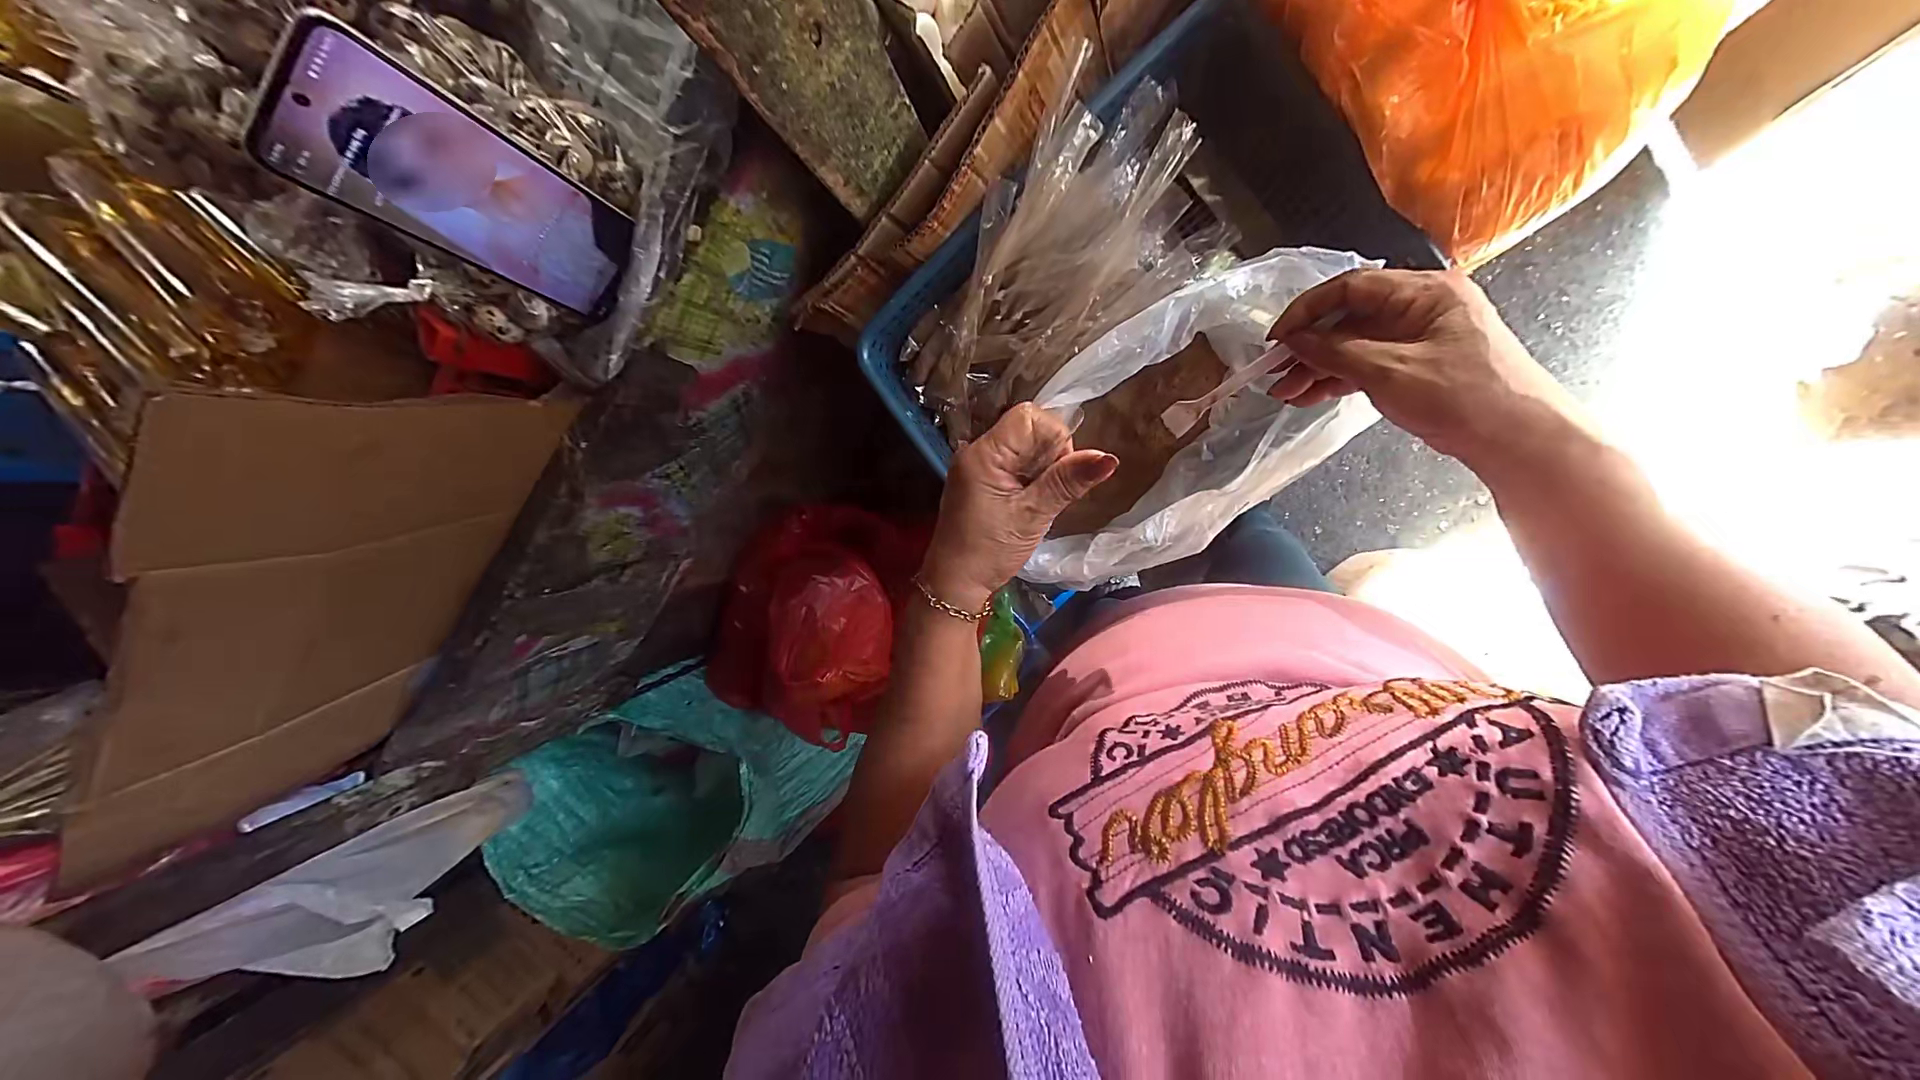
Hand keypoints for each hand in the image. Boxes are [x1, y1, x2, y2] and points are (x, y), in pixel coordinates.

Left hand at [921, 403, 1116, 610]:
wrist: (955, 581)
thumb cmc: (990, 551)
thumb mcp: (1033, 516)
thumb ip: (1068, 482)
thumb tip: (1109, 458)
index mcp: (984, 453)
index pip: (1030, 417)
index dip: (1054, 438)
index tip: (1057, 474)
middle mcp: (977, 449)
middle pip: (1029, 428)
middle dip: (1049, 454)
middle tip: (1046, 492)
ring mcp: (978, 463)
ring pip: (1025, 445)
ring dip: (1041, 468)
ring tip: (1036, 500)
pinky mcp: (981, 478)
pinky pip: (1015, 461)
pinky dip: (1030, 476)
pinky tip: (1028, 501)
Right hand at [1265, 269, 1591, 476]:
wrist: (1517, 439)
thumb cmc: (1462, 397)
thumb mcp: (1389, 371)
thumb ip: (1335, 352)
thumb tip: (1294, 340)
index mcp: (1425, 292)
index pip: (1350, 287)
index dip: (1306, 311)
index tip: (1276, 339)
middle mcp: (1421, 307)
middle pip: (1349, 318)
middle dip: (1308, 347)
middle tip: (1276, 374)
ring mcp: (1419, 338)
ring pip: (1353, 344)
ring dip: (1317, 368)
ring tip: (1286, 393)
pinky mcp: (1416, 365)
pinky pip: (1366, 364)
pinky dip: (1337, 379)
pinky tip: (1310, 395)